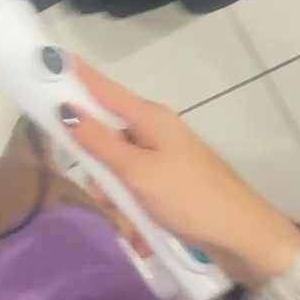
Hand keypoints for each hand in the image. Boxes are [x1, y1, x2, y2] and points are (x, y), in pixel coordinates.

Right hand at [66, 59, 299, 287]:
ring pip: (120, 167)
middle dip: (98, 167)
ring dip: (117, 196)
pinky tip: (140, 233)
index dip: (76, 74)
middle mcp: (155, 130)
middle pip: (107, 135)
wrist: (248, 242)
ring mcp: (165, 157)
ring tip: (128, 224)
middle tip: (100, 195)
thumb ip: (98, 141)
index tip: (51, 57)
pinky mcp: (172, 183)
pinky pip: (137, 188)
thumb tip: (65, 108)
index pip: (103, 87)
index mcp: (149, 117)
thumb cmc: (189, 197)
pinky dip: (134, 209)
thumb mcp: (137, 172)